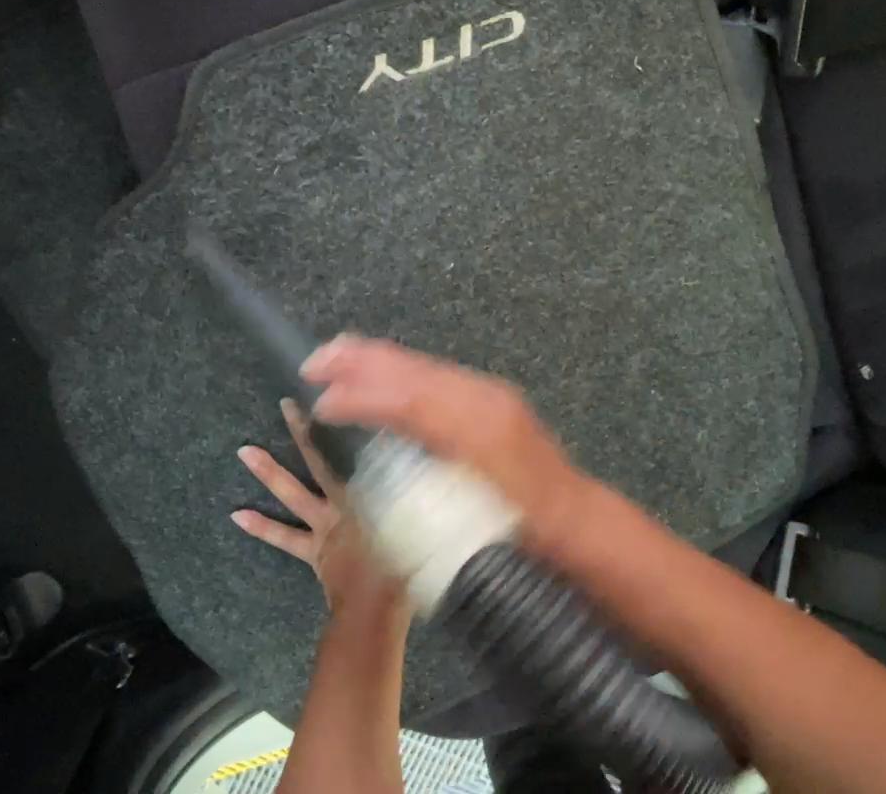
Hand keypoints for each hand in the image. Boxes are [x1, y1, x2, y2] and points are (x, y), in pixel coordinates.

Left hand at [233, 398, 399, 612]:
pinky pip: (284, 537)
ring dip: (268, 472)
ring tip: (243, 451)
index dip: (347, 423)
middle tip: (285, 405)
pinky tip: (236, 514)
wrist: (378, 609)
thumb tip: (430, 462)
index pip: (356, 450)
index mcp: (369, 493)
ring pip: (293, 493)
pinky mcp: (314, 551)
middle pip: (319, 461)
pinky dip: (261, 526)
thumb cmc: (405, 566)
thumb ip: (416, 494)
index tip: (337, 395)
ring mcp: (324, 527)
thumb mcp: (418, 523)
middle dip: (302, 433)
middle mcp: (343, 503)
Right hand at [299, 335, 592, 557]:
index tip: (321, 402)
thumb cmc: (518, 530)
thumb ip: (417, 491)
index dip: (360, 398)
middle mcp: (481, 400)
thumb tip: (367, 470)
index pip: (407, 402)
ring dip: (374, 359)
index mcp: (475, 432)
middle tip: (313, 363)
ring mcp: (488, 391)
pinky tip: (377, 370)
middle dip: (358, 361)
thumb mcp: (464, 522)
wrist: (572, 517)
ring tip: (334, 354)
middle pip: (410, 369)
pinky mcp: (490, 393)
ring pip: (421, 364)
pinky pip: (434, 371)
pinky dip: (398, 367)